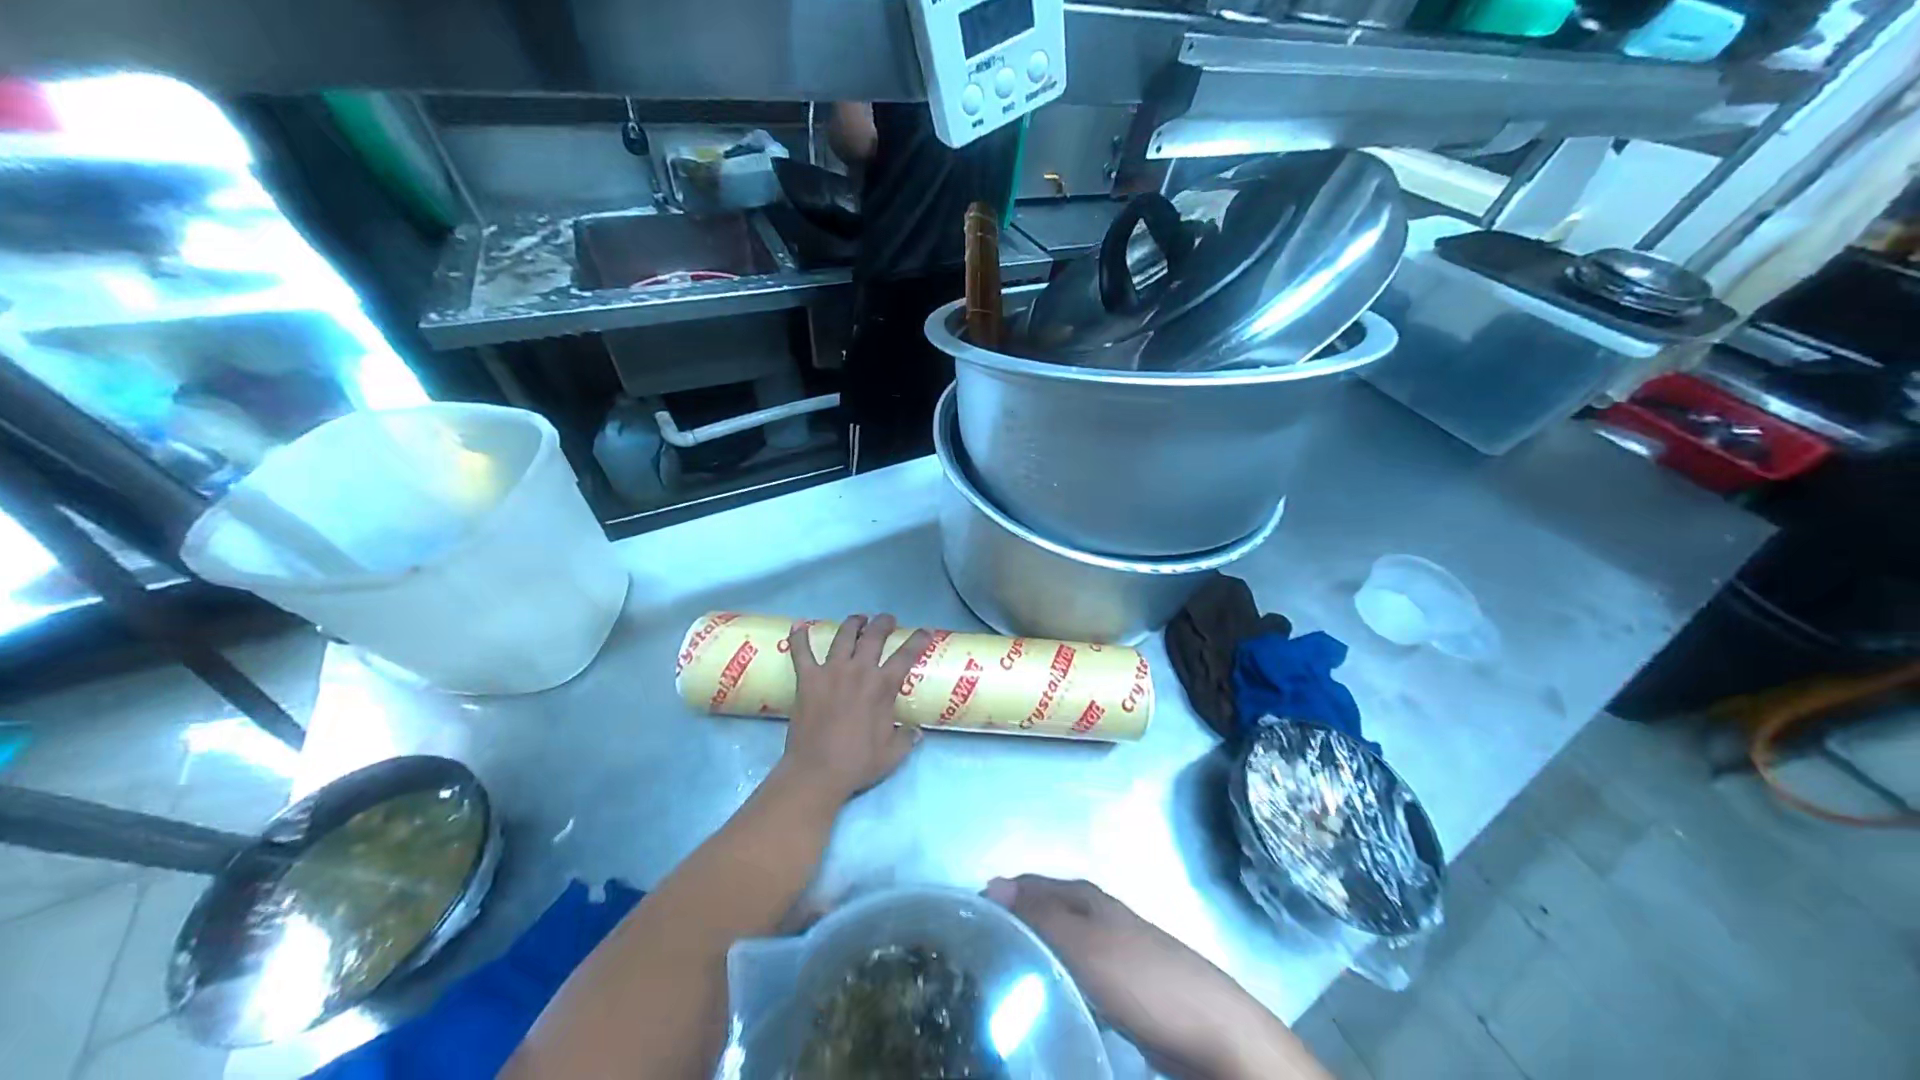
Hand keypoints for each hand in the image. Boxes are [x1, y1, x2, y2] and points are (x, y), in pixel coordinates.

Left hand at [775, 614, 930, 804]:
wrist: (817, 771)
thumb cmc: (857, 763)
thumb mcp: (892, 753)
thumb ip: (907, 738)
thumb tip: (916, 732)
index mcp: (882, 686)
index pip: (906, 655)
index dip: (918, 640)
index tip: (925, 631)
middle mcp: (858, 670)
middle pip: (874, 636)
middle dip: (883, 623)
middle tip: (887, 620)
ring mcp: (830, 671)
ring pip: (843, 636)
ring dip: (853, 623)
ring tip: (858, 619)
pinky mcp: (807, 679)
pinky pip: (801, 652)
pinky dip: (799, 637)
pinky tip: (799, 626)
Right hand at [986, 876, 1328, 1079]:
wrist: (1213, 1034)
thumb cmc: (1142, 980)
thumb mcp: (1084, 945)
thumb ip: (1040, 915)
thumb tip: (991, 883)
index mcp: (1085, 897)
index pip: (1028, 886)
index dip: (998, 900)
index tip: (963, 925)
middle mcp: (1096, 916)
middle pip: (1042, 913)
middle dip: (1011, 928)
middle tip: (973, 958)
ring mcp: (1111, 951)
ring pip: (1058, 945)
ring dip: (1031, 956)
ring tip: (998, 981)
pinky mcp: (1120, 987)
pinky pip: (1073, 975)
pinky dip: (1053, 981)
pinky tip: (1040, 1001)